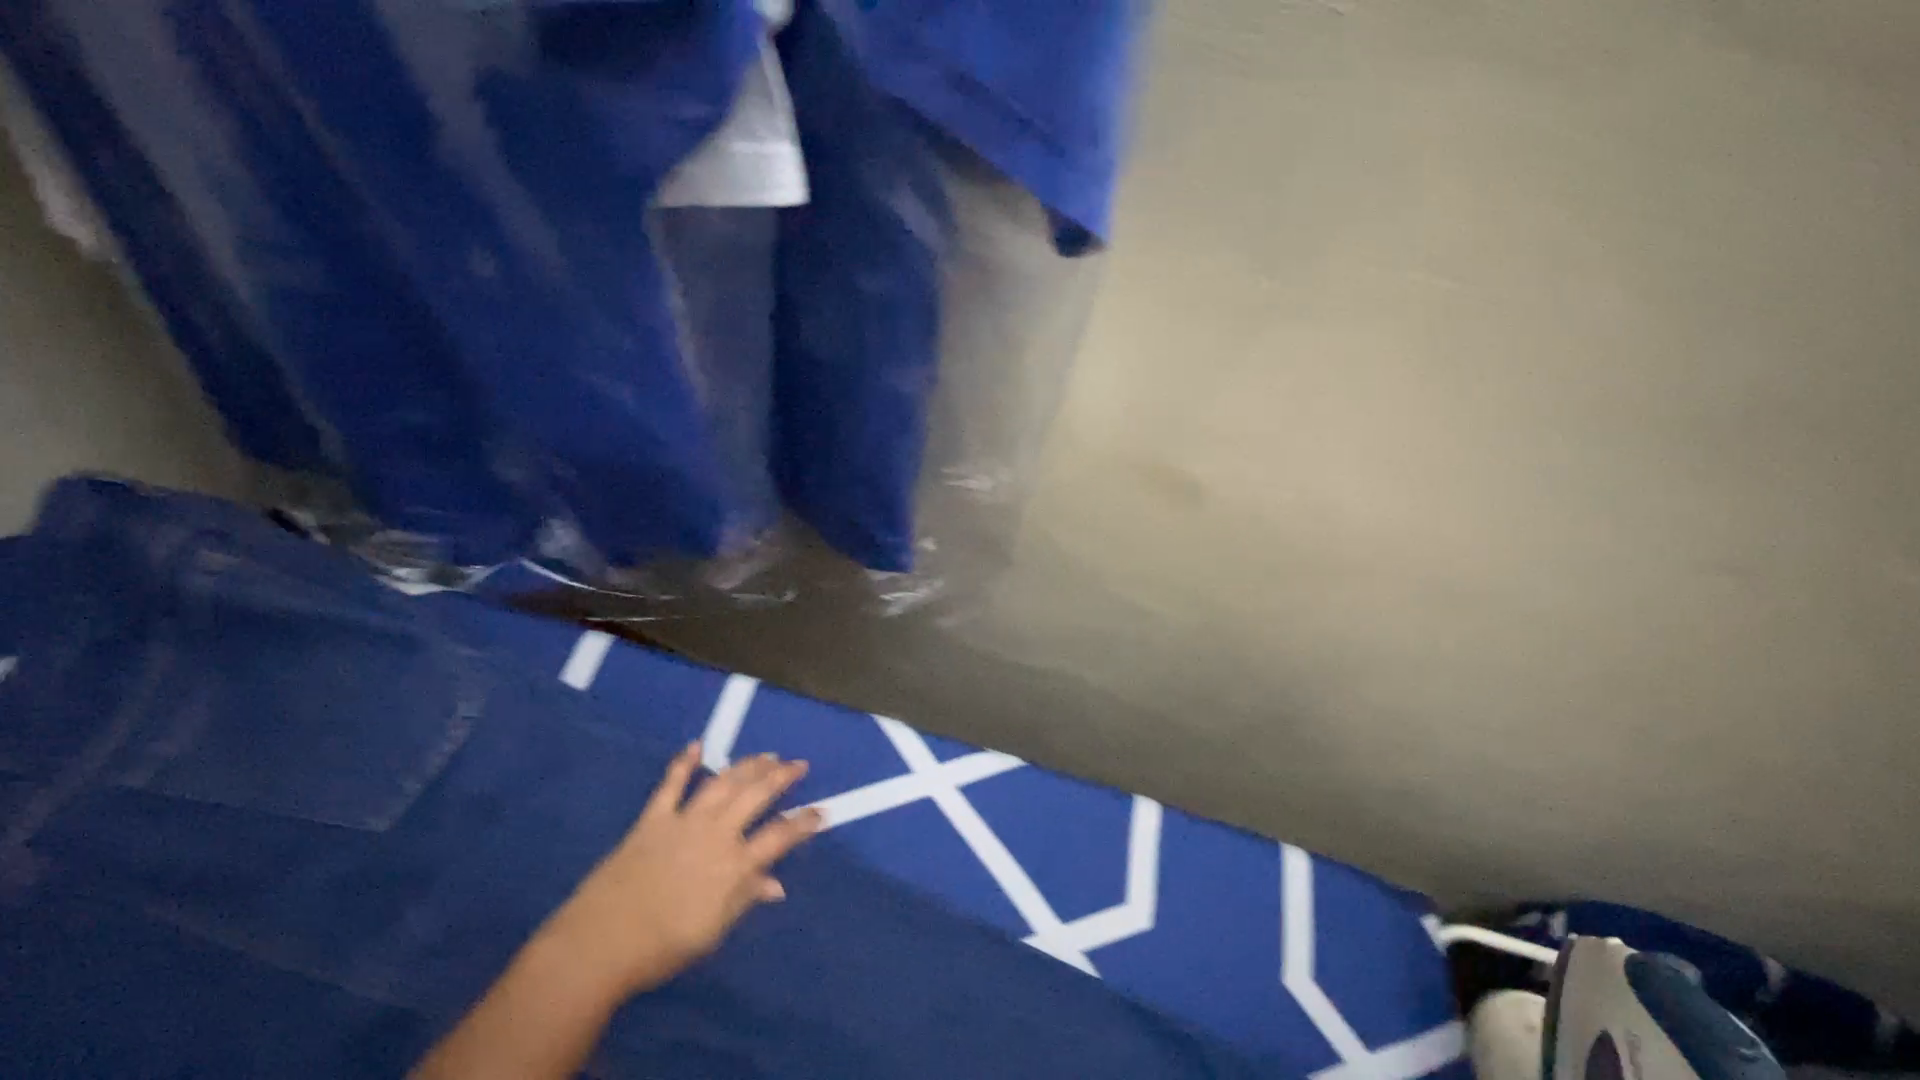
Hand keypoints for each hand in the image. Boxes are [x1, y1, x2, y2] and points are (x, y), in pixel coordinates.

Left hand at [541, 742, 823, 996]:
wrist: (602, 941)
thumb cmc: (664, 945)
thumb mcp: (714, 930)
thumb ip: (745, 899)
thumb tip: (776, 885)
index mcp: (735, 865)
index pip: (780, 836)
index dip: (804, 822)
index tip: (821, 812)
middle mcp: (715, 834)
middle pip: (755, 796)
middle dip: (780, 777)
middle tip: (797, 765)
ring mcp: (683, 822)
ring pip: (722, 783)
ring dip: (746, 766)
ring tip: (766, 755)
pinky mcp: (652, 819)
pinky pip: (671, 785)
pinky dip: (684, 763)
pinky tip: (695, 746)